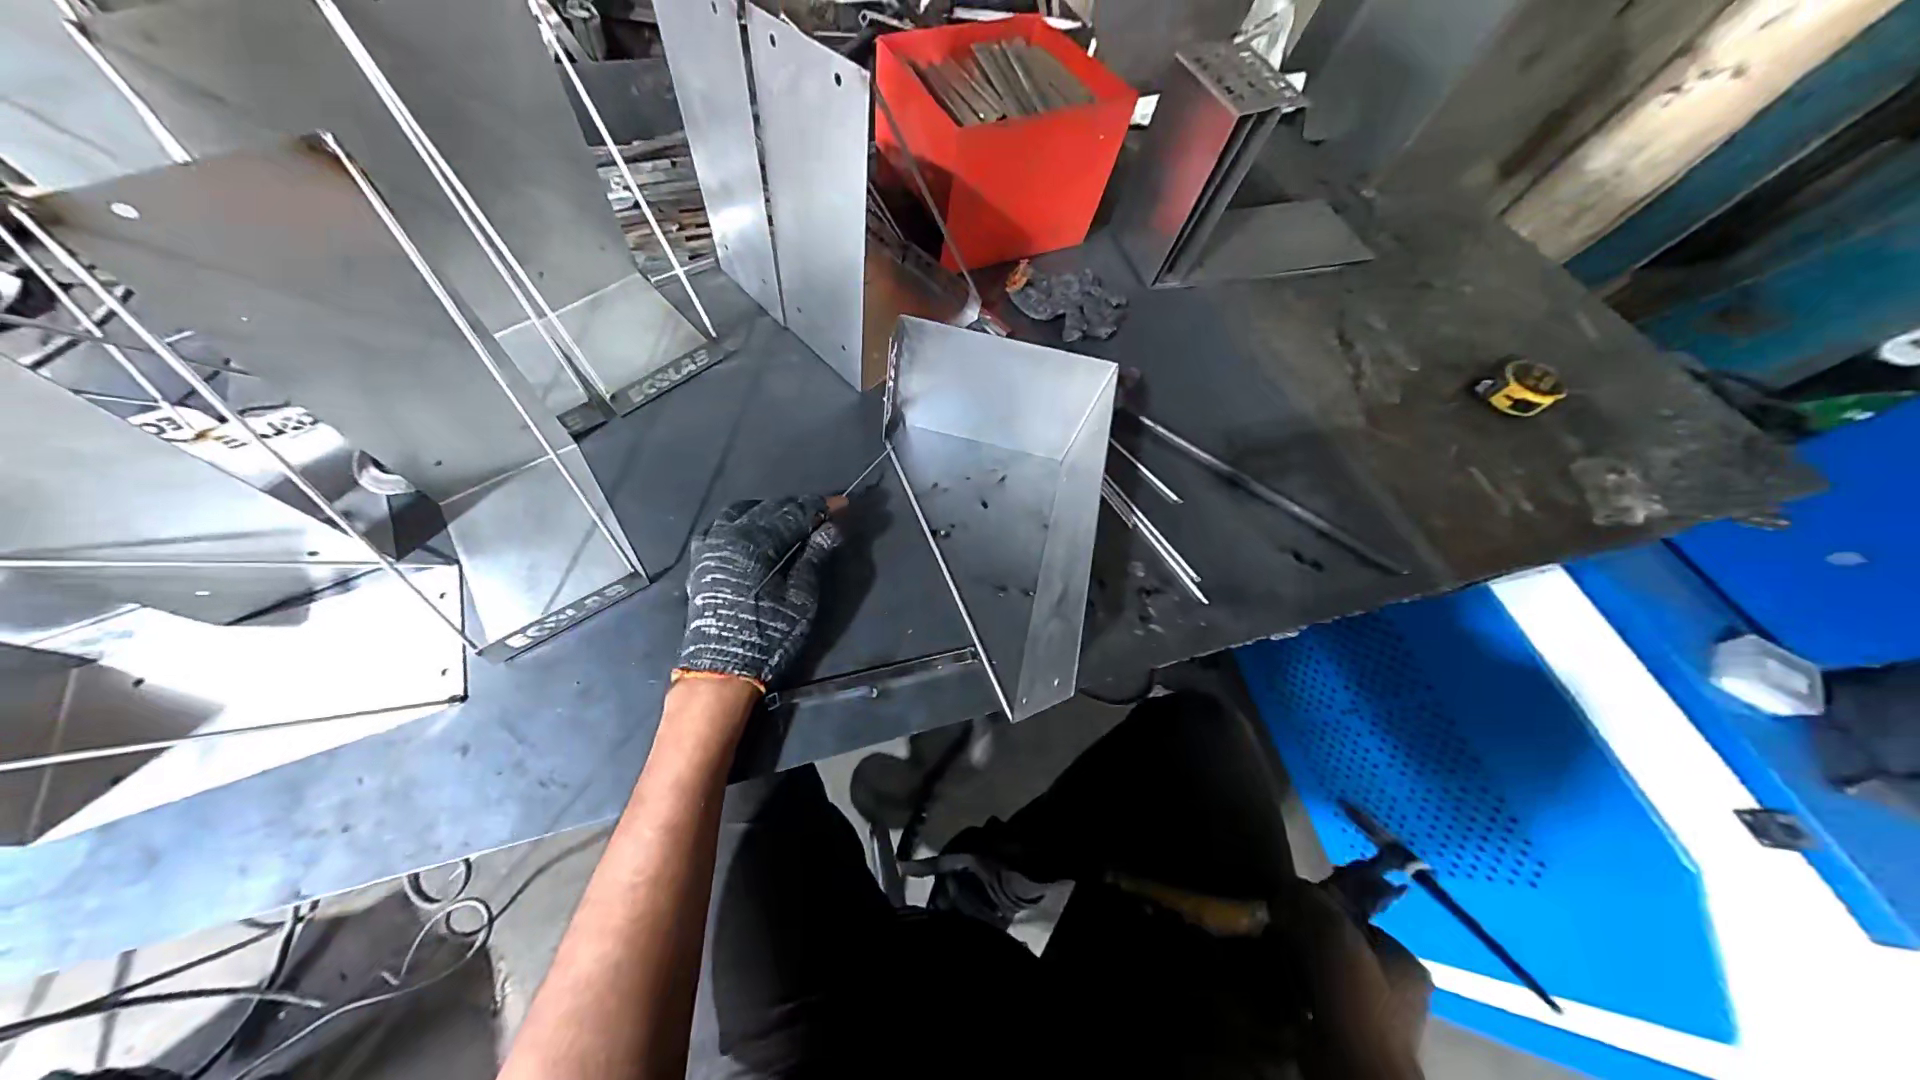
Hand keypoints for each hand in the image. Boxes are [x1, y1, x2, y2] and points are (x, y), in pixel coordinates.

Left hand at [676, 495, 843, 691]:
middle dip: (798, 508)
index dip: (821, 508)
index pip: (794, 513)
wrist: (723, 669)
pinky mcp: (702, 561)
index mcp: (754, 542)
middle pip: (769, 508)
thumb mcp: (801, 598)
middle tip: (824, 513)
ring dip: (770, 511)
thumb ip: (815, 557)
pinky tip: (757, 532)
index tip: (843, 504)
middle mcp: (728, 535)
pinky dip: (744, 522)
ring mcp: (710, 547)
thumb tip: (832, 527)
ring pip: (743, 512)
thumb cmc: (767, 635)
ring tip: (793, 520)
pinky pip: (722, 527)